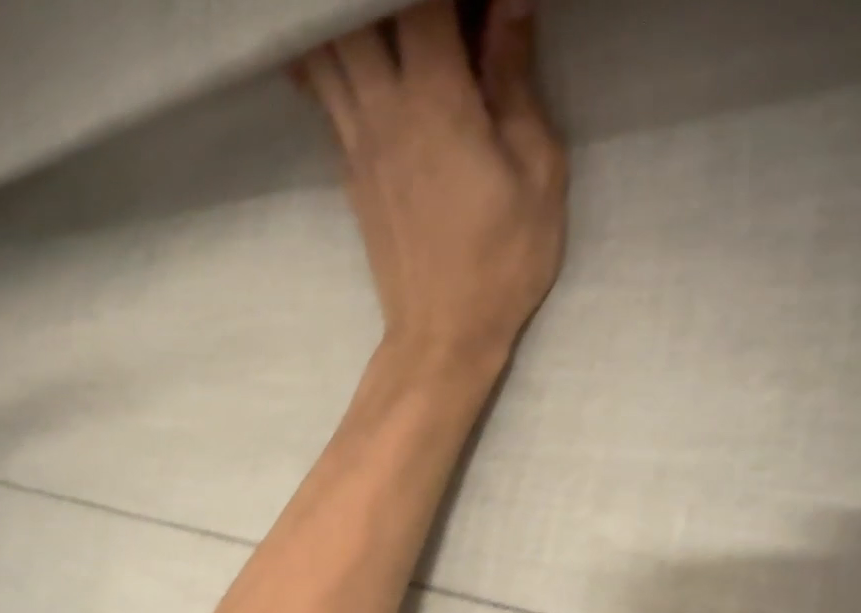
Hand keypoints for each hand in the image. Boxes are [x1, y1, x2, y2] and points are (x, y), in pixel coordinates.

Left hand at [299, 0, 567, 380]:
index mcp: (435, 102)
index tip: (470, 5)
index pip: (420, 4)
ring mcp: (354, 142)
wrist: (442, 331)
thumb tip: (510, 2)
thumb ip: (516, 80)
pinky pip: (322, 97)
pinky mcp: (346, 171)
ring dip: (346, 27)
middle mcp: (382, 111)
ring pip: (323, 54)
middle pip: (351, 20)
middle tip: (429, 19)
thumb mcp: (537, 169)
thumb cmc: (502, 258)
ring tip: (383, 30)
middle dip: (381, 6)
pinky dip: (329, 63)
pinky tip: (358, 61)